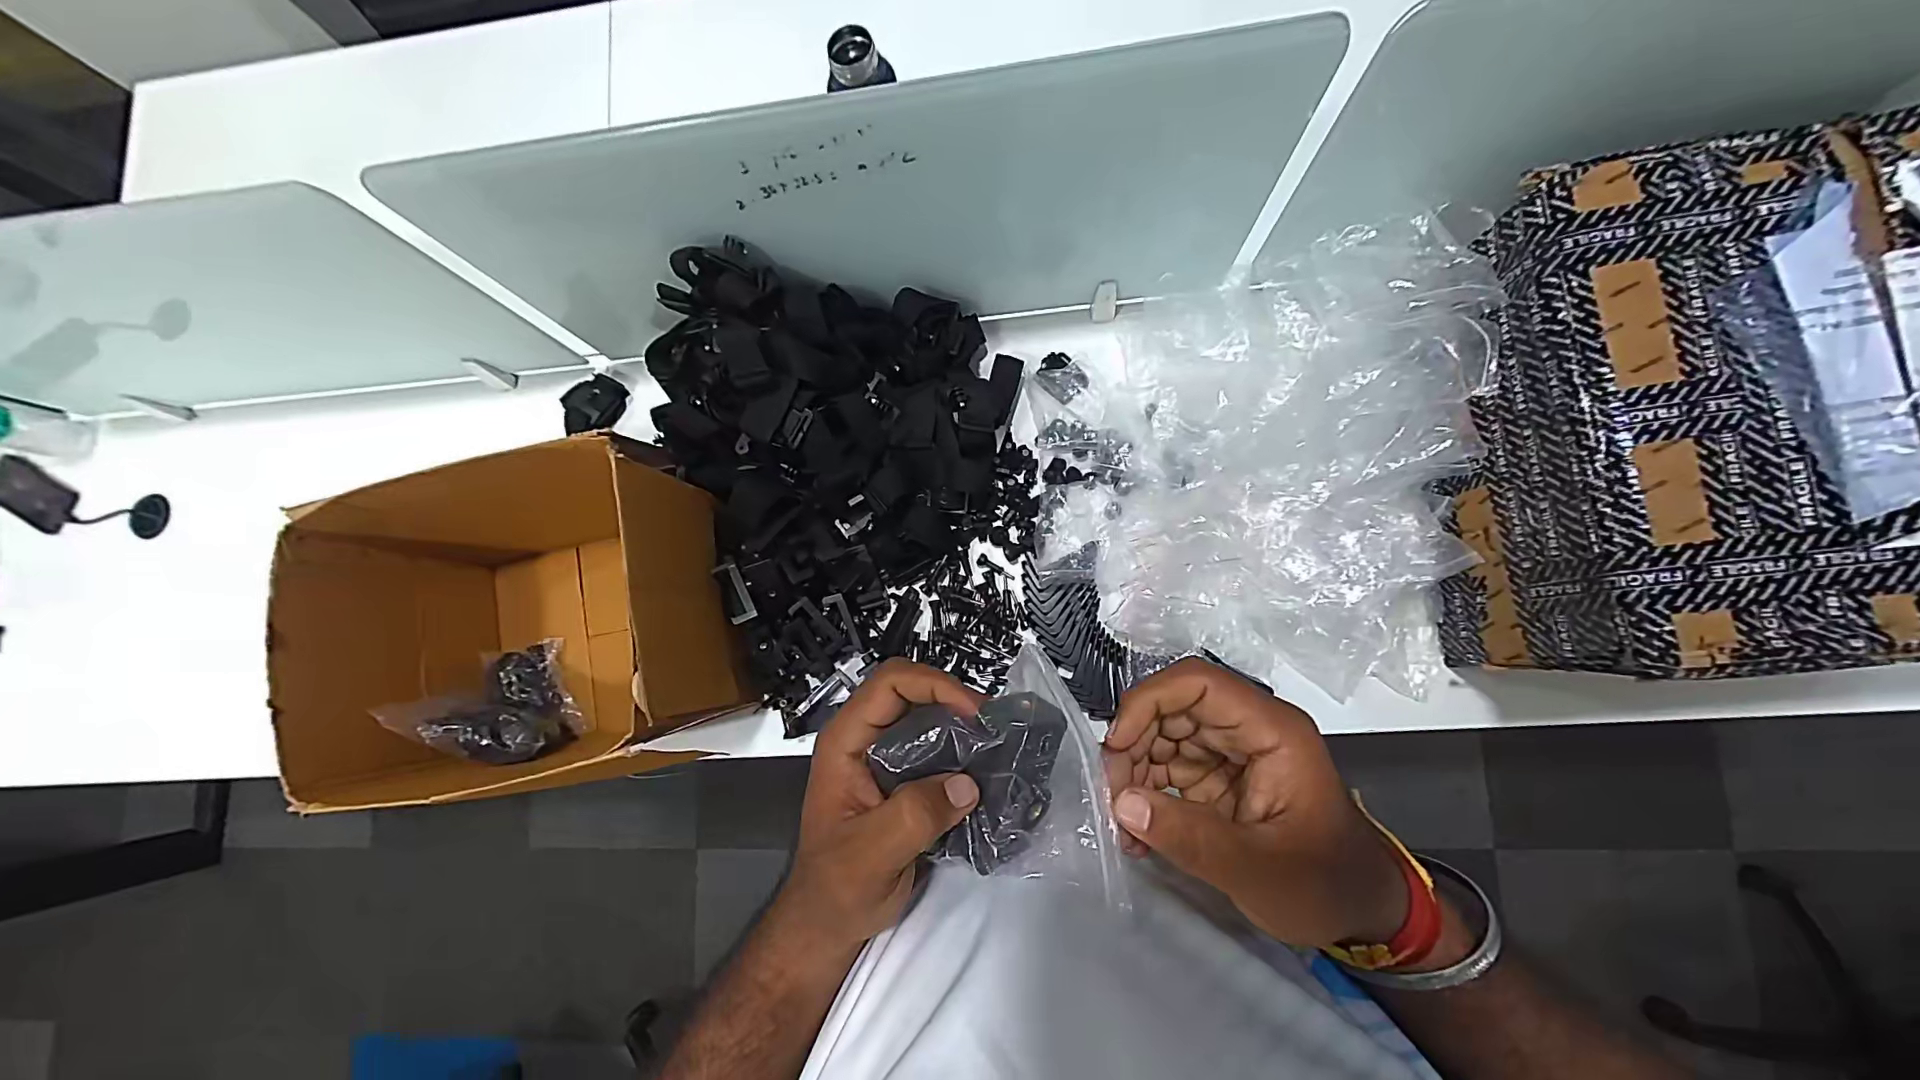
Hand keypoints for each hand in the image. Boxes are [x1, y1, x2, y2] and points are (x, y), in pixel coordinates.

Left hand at [775, 660, 984, 950]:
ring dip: (965, 730)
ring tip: (995, 750)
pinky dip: (965, 755)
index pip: (890, 683)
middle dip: (956, 702)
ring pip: (931, 719)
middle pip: (915, 692)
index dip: (934, 686)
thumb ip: (913, 817)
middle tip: (993, 730)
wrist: (829, 922)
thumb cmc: (835, 890)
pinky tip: (985, 775)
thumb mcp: (869, 856)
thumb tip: (966, 785)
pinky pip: (940, 750)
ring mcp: (887, 758)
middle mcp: (867, 740)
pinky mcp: (908, 779)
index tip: (973, 713)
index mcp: (846, 743)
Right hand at [1104, 657, 1407, 949]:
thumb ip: (1190, 837)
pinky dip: (1146, 794)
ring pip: (1162, 736)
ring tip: (1124, 824)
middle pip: (1171, 709)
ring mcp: (1231, 752)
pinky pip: (1168, 767)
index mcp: (1270, 731)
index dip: (1149, 702)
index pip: (1197, 683)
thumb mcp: (1259, 870)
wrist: (1362, 915)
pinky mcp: (1218, 777)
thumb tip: (1122, 804)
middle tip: (1114, 797)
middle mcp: (1247, 730)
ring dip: (1134, 773)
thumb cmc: (1327, 885)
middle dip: (1133, 747)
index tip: (1117, 746)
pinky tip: (1138, 831)